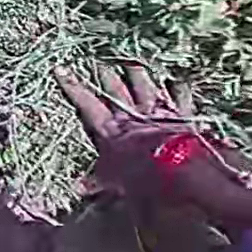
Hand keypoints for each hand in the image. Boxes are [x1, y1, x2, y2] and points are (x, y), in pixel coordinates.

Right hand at [55, 63, 251, 239]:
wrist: (191, 178)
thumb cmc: (150, 183)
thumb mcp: (119, 187)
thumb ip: (99, 185)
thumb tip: (77, 189)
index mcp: (112, 132)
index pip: (86, 104)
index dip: (72, 87)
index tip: (60, 69)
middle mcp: (133, 118)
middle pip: (116, 90)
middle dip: (105, 75)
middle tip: (98, 62)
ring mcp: (159, 115)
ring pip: (145, 87)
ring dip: (138, 75)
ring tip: (133, 62)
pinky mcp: (182, 118)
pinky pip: (179, 98)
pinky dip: (178, 89)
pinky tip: (178, 82)